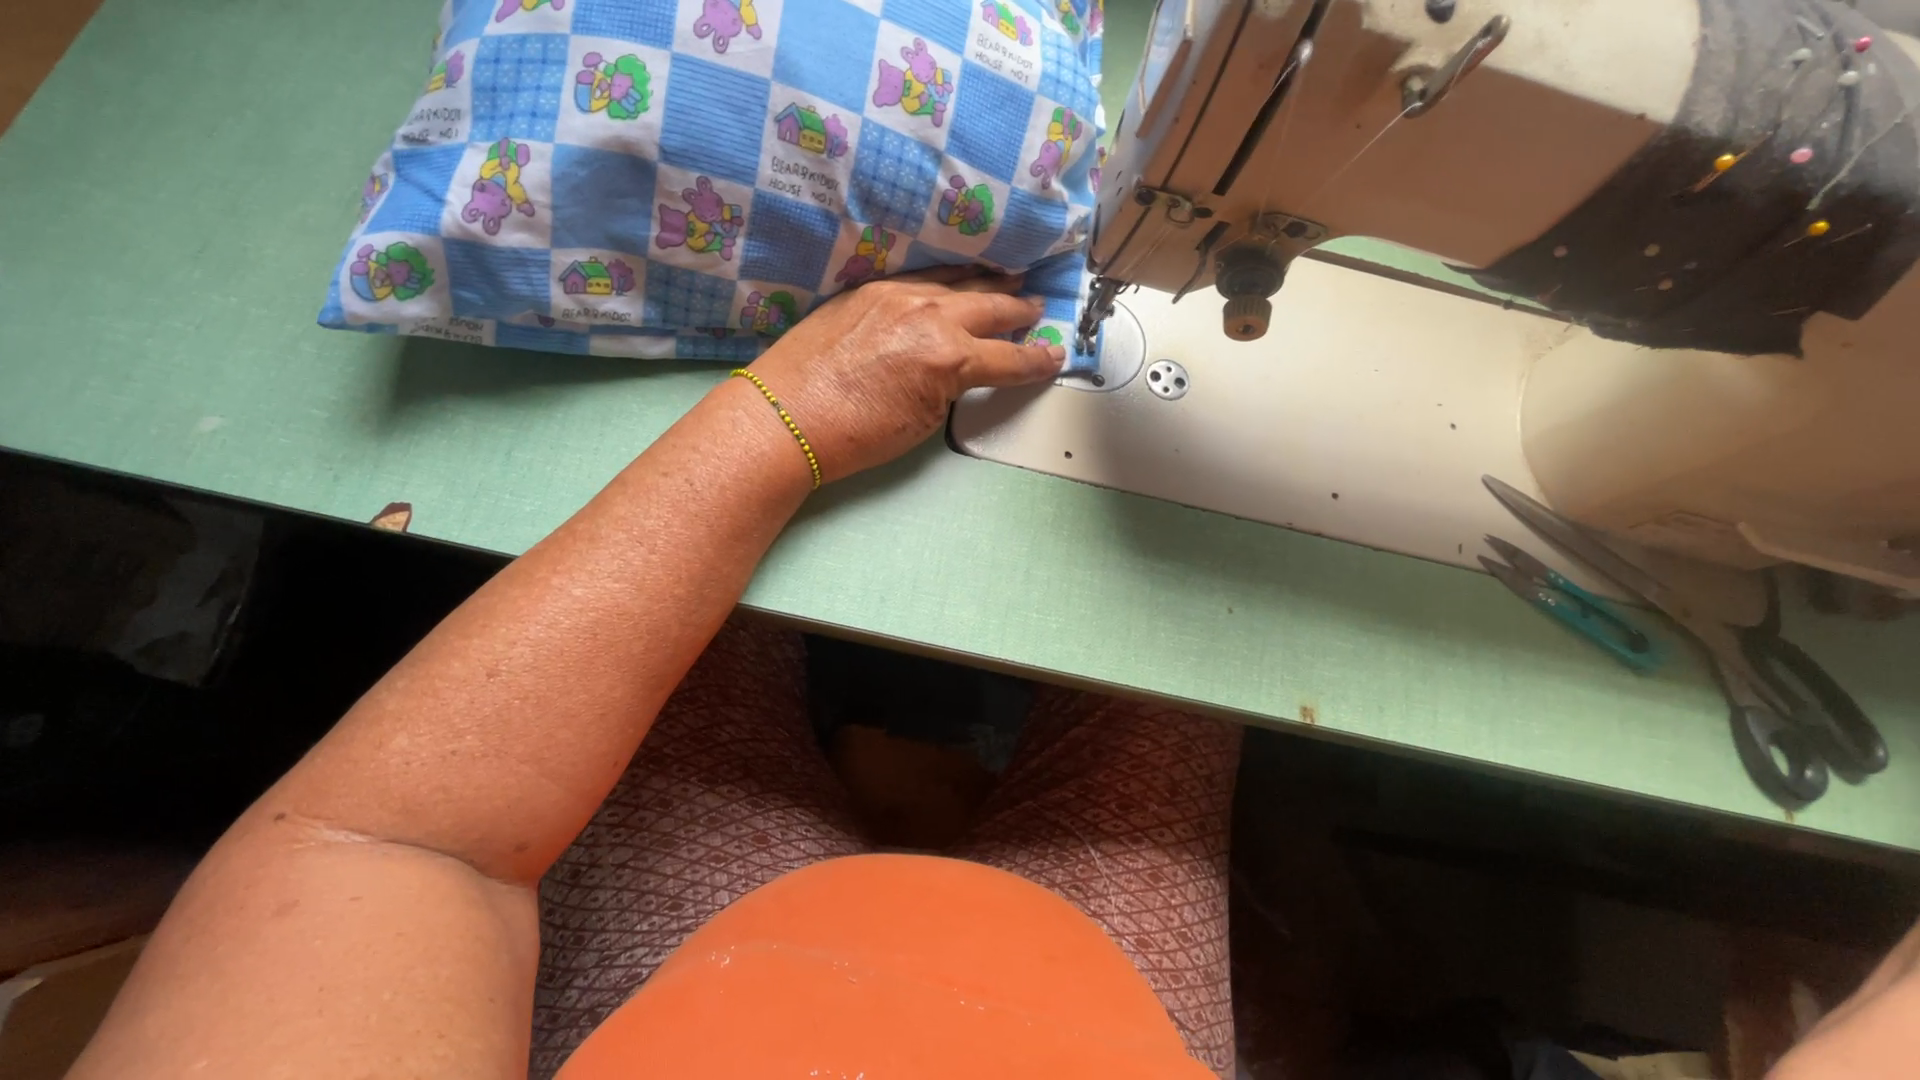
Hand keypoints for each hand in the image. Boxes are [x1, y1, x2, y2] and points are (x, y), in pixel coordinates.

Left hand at [742, 269, 1065, 482]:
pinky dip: (946, 278)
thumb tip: (961, 371)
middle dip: (1019, 311)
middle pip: (991, 308)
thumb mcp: (922, 422)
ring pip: (956, 283)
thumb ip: (951, 388)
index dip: (1038, 362)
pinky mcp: (868, 290)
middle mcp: (931, 317)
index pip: (1011, 360)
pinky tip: (952, 277)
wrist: (785, 417)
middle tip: (1036, 308)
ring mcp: (897, 296)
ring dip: (986, 285)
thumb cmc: (854, 435)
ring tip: (1007, 282)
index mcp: (951, 359)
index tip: (1056, 357)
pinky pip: (920, 277)